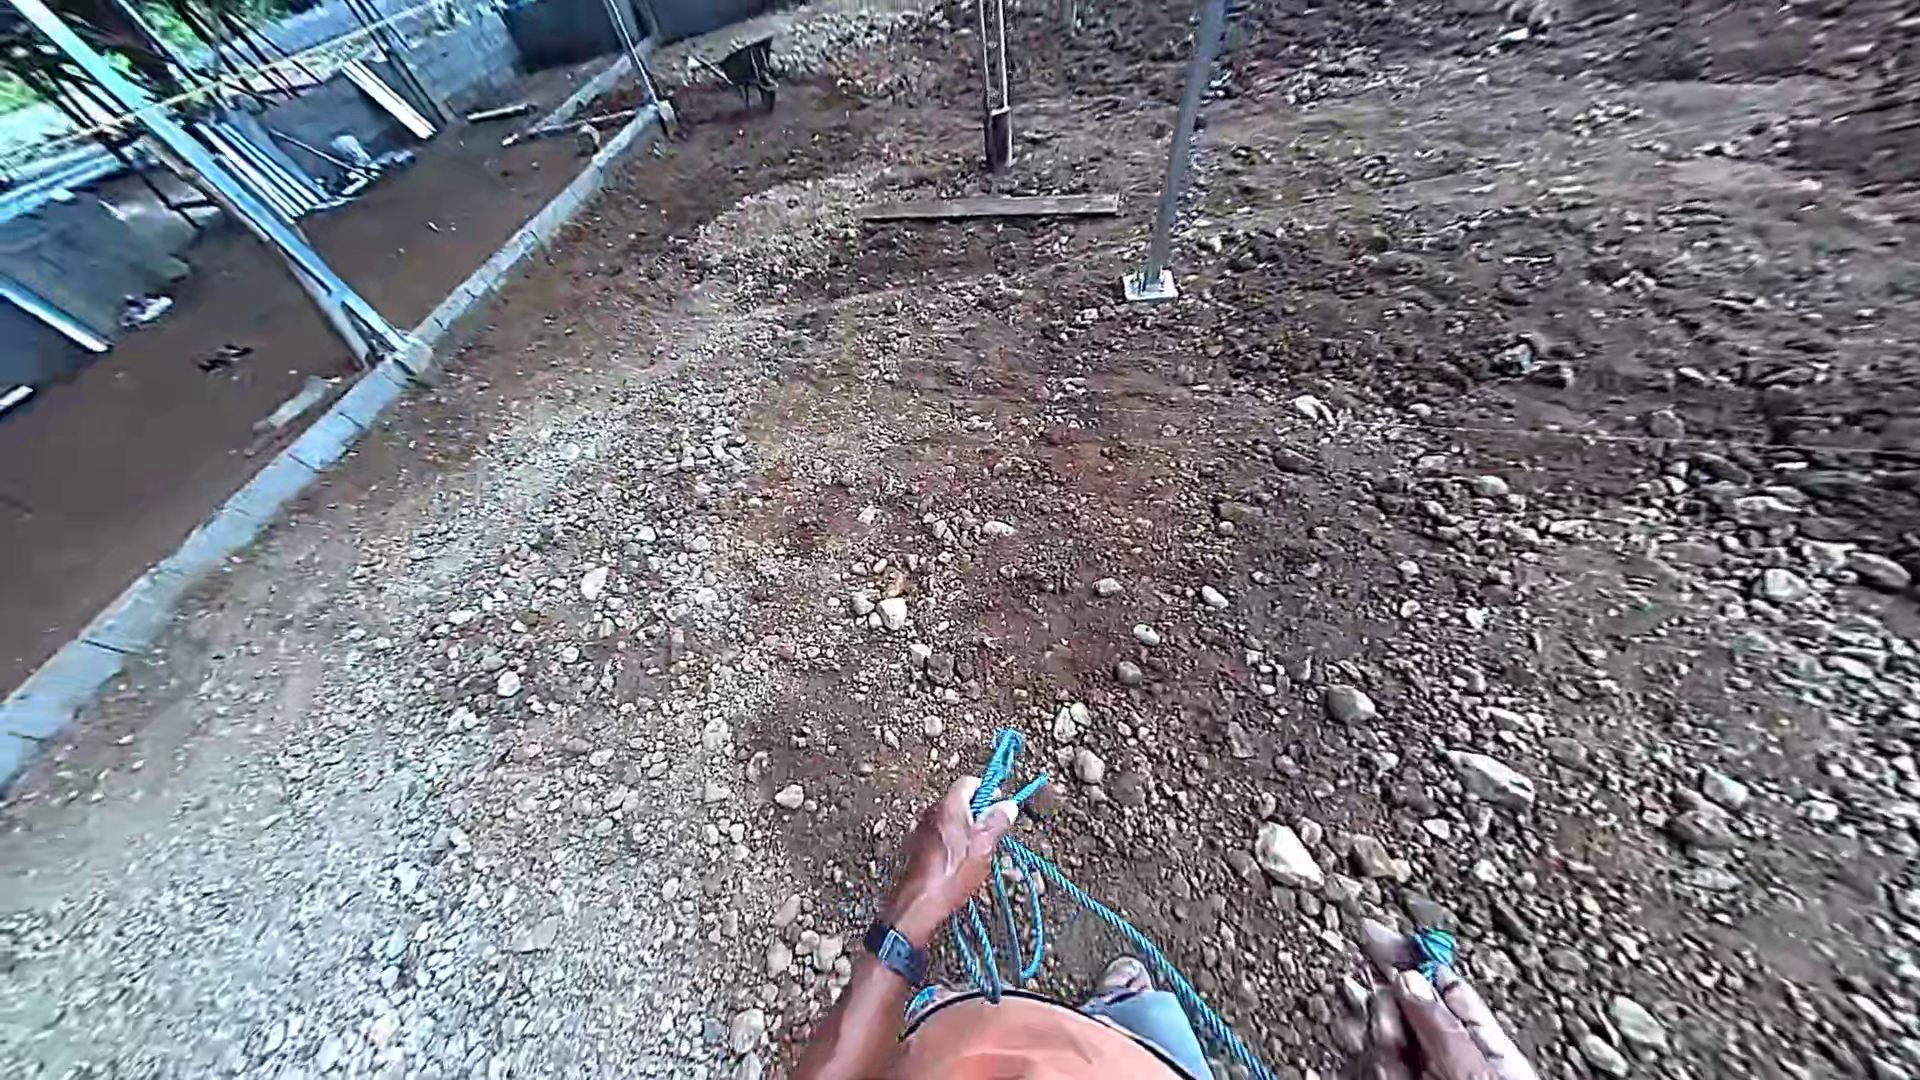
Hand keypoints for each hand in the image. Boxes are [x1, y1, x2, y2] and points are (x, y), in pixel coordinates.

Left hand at [881, 777, 1019, 946]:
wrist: (919, 902)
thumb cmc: (953, 872)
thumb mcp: (983, 846)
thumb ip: (997, 821)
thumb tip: (1008, 805)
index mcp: (949, 804)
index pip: (968, 782)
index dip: (985, 790)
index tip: (998, 806)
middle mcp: (933, 810)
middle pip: (959, 800)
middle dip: (977, 813)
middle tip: (990, 833)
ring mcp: (923, 828)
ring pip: (950, 818)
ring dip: (965, 828)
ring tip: (977, 851)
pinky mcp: (918, 845)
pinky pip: (940, 833)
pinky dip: (952, 840)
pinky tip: (959, 862)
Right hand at [1345, 920, 1537, 1079]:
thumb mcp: (1477, 1078)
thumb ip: (1442, 1026)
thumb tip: (1405, 972)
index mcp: (1486, 1050)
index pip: (1443, 984)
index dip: (1407, 954)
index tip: (1369, 928)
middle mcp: (1445, 1056)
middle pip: (1395, 1000)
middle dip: (1382, 1006)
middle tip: (1388, 1030)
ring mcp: (1414, 1071)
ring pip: (1369, 1029)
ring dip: (1369, 1039)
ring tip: (1390, 1064)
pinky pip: (1356, 1059)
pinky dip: (1358, 1061)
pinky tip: (1372, 1071)